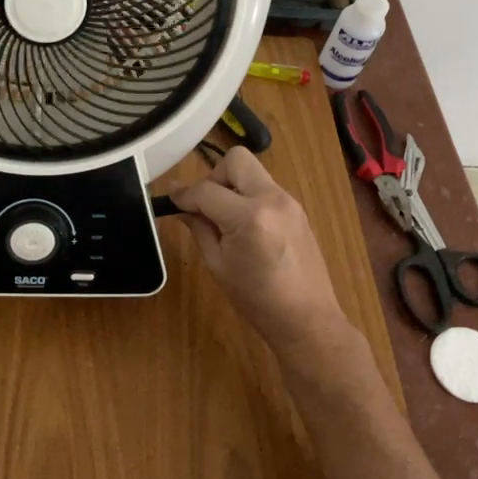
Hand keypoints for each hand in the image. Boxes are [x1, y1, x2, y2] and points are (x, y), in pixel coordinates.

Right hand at [170, 147, 351, 361]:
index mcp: (248, 217)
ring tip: (226, 220)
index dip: (184, 195)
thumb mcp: (217, 264)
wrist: (306, 318)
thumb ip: (199, 227)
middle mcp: (271, 199)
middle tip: (207, 205)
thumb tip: (180, 205)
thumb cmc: (256, 300)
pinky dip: (249, 197)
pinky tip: (246, 227)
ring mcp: (289, 201)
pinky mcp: (297, 209)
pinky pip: (266, 188)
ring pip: (253, 172)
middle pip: (236, 160)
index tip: (171, 200)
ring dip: (233, 186)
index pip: (206, 190)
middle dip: (215, 176)